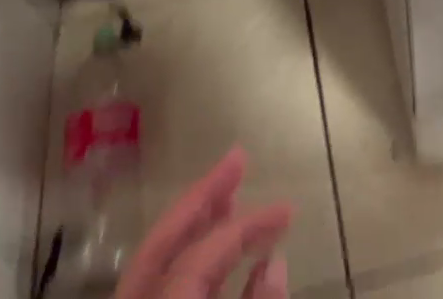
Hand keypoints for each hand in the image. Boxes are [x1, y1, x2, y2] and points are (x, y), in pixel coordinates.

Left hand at [115, 148, 292, 298]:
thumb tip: (274, 264)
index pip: (200, 256)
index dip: (245, 228)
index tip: (286, 210)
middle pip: (163, 242)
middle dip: (202, 197)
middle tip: (239, 158)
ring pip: (156, 262)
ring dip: (196, 227)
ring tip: (231, 196)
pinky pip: (160, 287)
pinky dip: (190, 265)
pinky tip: (224, 258)